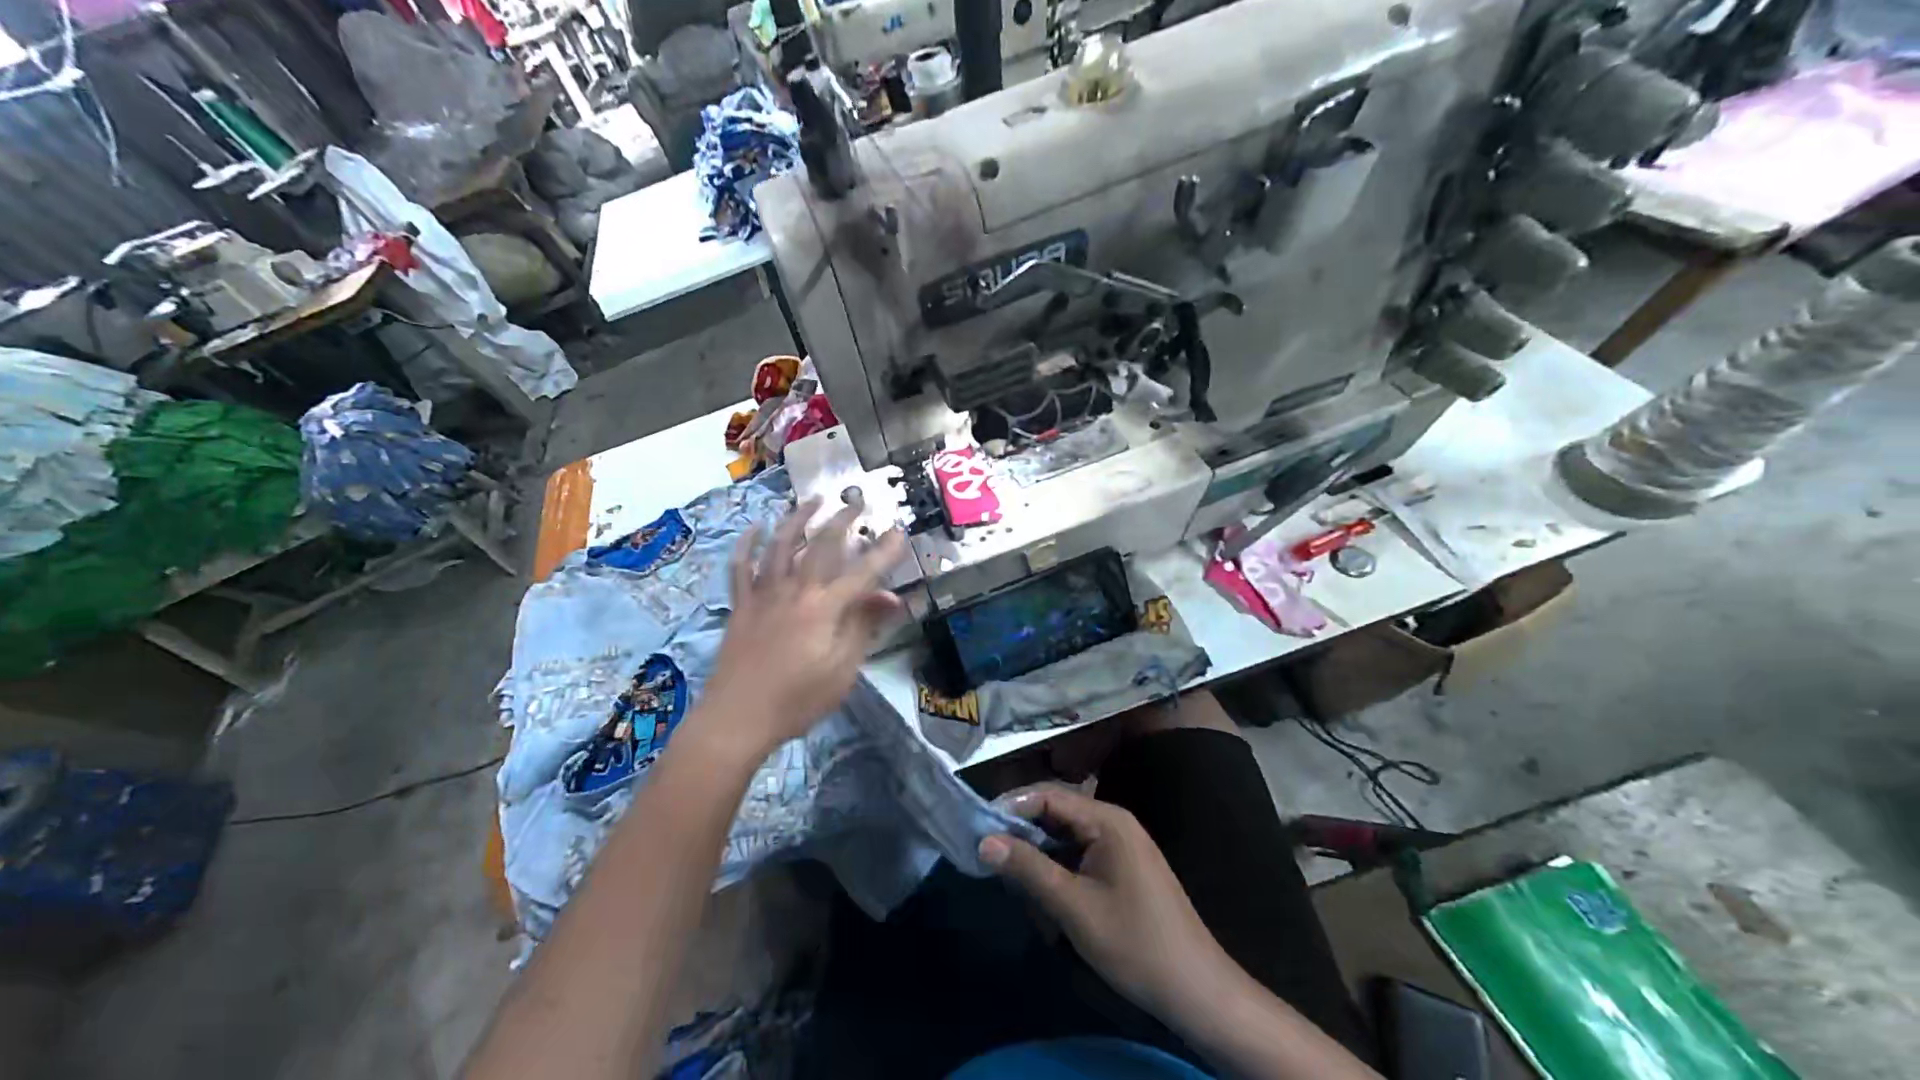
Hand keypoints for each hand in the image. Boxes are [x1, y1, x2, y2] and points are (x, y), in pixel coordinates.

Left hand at [699, 497, 907, 755]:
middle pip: (821, 545)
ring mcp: (763, 595)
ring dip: (798, 518)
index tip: (899, 530)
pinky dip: (748, 544)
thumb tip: (891, 597)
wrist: (736, 719)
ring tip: (812, 500)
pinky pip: (742, 567)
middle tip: (857, 501)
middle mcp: (794, 591)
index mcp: (824, 608)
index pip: (862, 571)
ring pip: (781, 545)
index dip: (884, 550)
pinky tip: (756, 528)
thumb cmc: (797, 700)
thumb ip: (864, 628)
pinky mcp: (741, 606)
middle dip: (842, 519)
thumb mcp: (842, 671)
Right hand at [979, 784, 1233, 1018]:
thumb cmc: (1134, 942)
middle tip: (985, 854)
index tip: (976, 826)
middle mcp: (1113, 822)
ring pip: (1064, 837)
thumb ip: (1028, 869)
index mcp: (1107, 819)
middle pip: (1055, 814)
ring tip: (1008, 877)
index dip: (1010, 807)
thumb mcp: (1073, 907)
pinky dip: (1056, 870)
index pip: (1048, 796)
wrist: (1195, 988)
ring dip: (1037, 857)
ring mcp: (1119, 845)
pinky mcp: (1120, 868)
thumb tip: (984, 841)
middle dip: (1021, 834)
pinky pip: (1078, 856)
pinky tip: (1040, 894)